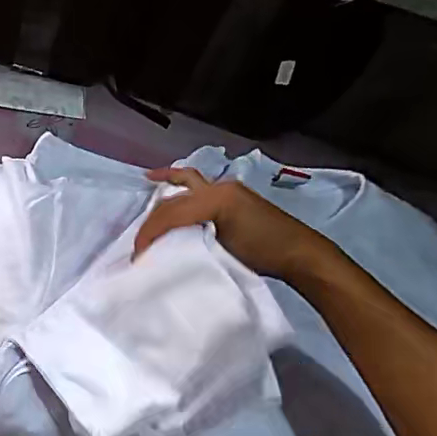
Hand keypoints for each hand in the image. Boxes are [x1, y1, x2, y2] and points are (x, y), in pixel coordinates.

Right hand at [133, 167, 338, 280]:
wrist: (299, 255)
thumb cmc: (263, 254)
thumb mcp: (222, 251)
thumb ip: (191, 244)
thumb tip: (164, 250)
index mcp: (215, 199)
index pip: (171, 214)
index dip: (149, 234)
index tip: (138, 256)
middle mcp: (219, 188)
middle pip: (175, 200)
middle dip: (153, 218)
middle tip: (139, 241)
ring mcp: (228, 190)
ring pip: (188, 181)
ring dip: (168, 183)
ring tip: (149, 179)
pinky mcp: (233, 197)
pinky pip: (201, 186)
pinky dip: (184, 184)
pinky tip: (174, 186)